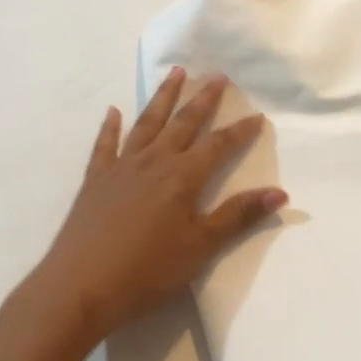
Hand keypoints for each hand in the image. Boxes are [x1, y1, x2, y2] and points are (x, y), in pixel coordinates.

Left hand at [33, 68, 287, 343]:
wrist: (80, 287)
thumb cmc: (148, 271)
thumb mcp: (201, 247)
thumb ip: (238, 216)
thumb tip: (279, 193)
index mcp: (183, 177)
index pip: (218, 146)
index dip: (239, 131)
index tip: (257, 116)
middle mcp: (154, 161)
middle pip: (183, 123)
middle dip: (203, 99)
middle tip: (217, 75)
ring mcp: (121, 167)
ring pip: (147, 123)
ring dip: (164, 97)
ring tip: (175, 73)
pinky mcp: (95, 180)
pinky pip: (105, 144)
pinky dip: (110, 126)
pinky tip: (113, 111)